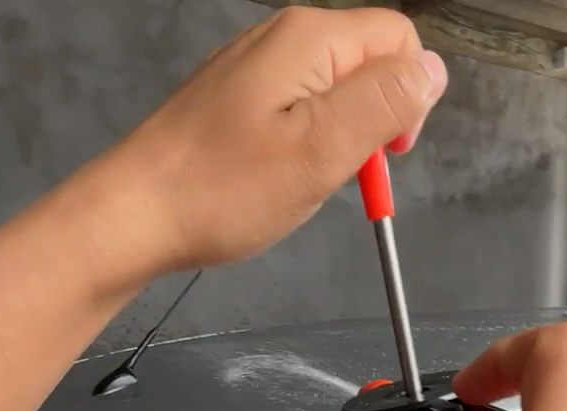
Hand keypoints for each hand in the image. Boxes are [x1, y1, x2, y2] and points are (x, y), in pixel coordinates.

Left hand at [87, 6, 446, 273]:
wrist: (135, 215)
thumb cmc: (224, 189)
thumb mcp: (320, 151)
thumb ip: (383, 105)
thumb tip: (432, 71)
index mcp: (309, 39)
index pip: (398, 40)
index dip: (407, 99)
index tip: (383, 158)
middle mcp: (280, 39)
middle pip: (362, 65)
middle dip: (366, 124)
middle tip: (331, 177)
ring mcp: (250, 71)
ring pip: (326, 95)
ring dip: (330, 142)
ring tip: (294, 184)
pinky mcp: (229, 104)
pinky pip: (289, 114)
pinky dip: (296, 148)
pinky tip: (270, 180)